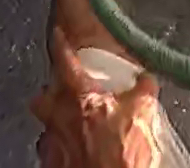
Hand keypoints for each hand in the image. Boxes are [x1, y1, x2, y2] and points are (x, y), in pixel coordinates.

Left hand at [30, 29, 165, 167]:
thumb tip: (147, 78)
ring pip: (46, 128)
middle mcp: (60, 120)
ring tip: (69, 125)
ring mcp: (53, 147)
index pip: (65, 61)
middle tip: (60, 90)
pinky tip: (72, 152)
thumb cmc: (123, 154)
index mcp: (79, 97)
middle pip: (42, 99)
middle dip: (48, 93)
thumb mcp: (142, 111)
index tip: (58, 34)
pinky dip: (59, 151)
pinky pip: (50, 156)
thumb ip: (143, 88)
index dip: (61, 45)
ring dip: (55, 124)